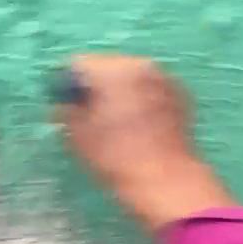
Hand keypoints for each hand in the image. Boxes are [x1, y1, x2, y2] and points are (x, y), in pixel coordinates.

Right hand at [54, 54, 235, 231]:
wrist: (165, 179)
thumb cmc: (116, 157)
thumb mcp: (79, 136)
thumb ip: (66, 112)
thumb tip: (63, 104)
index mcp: (110, 70)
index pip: (79, 64)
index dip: (69, 84)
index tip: (67, 103)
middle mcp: (139, 64)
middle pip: (108, 65)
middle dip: (98, 84)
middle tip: (92, 112)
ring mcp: (163, 77)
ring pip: (132, 75)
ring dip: (122, 90)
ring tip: (117, 119)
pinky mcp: (180, 94)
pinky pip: (151, 87)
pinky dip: (143, 97)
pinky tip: (140, 122)